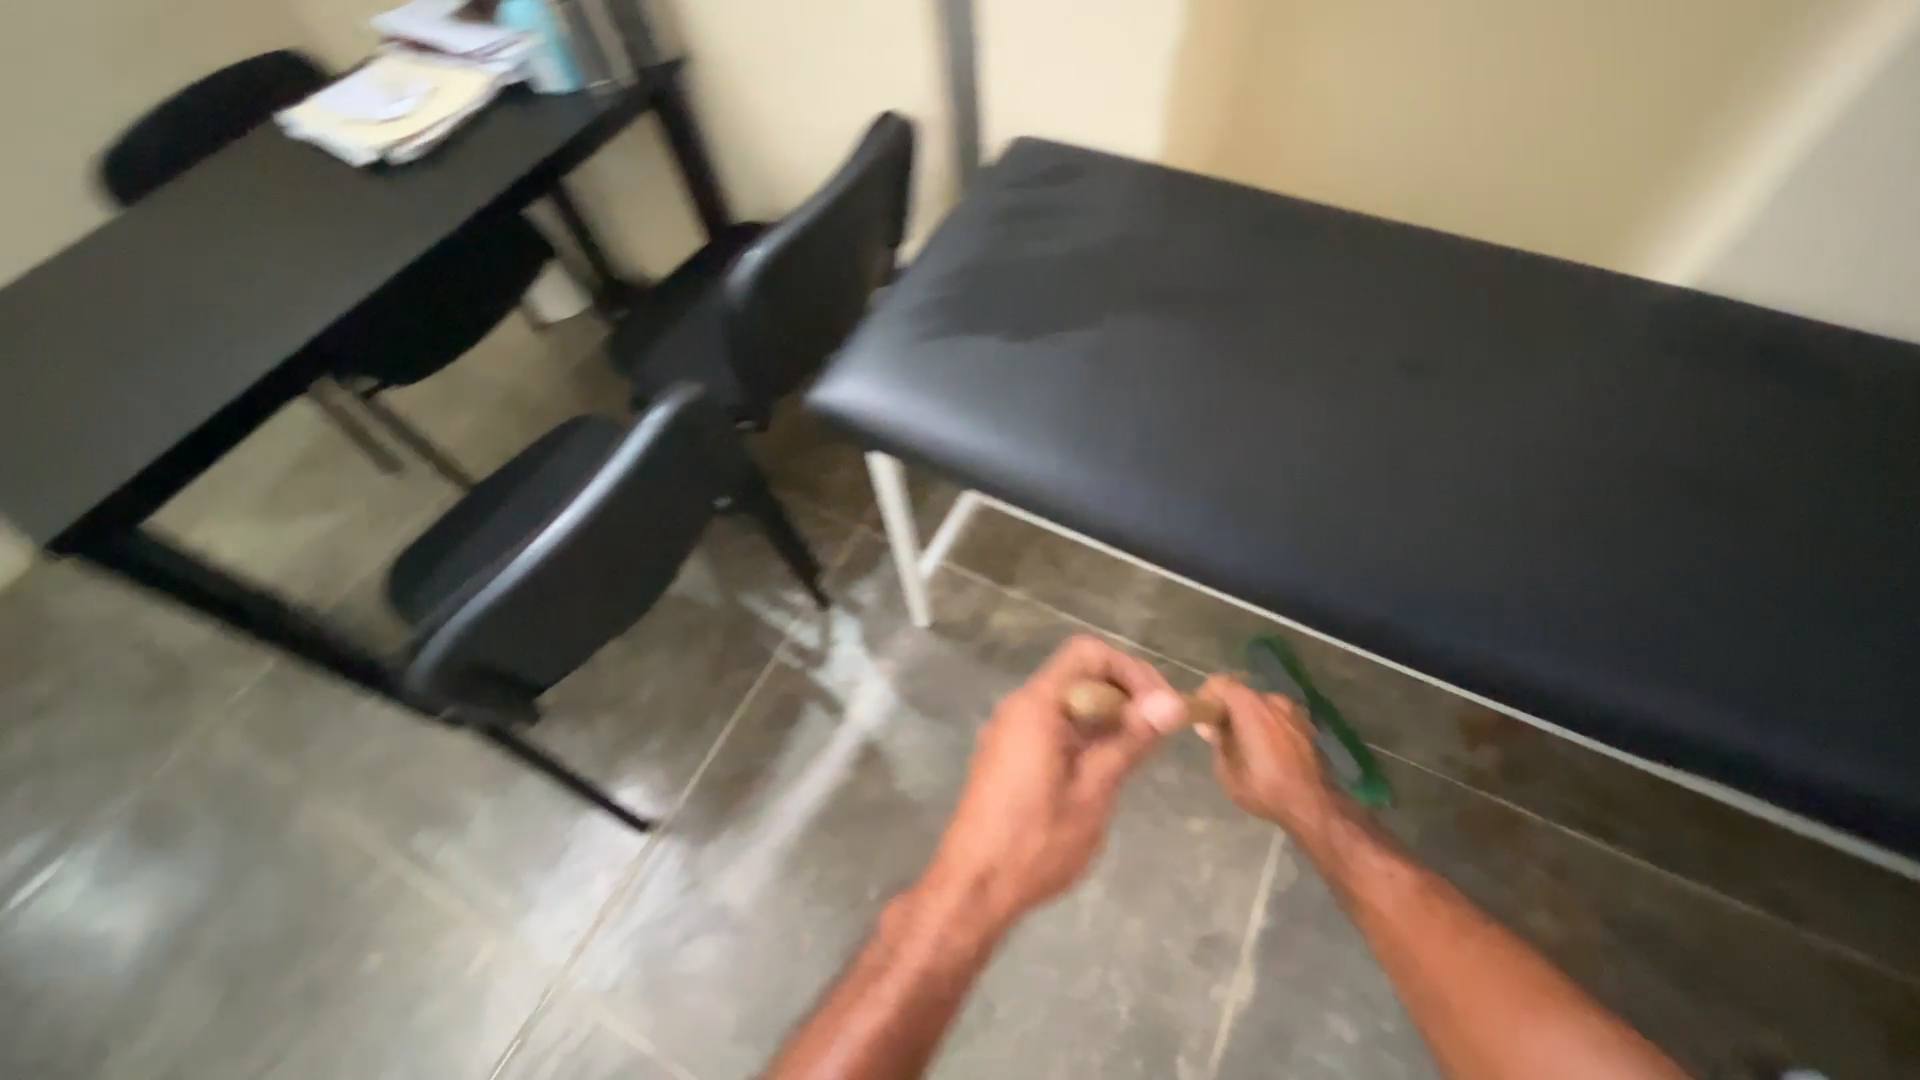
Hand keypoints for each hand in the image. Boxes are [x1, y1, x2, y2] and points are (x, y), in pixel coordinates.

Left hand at [921, 636, 1187, 930]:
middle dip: (1125, 693)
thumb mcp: (1093, 791)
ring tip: (1143, 753)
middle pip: (1079, 674)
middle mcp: (1019, 707)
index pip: (1089, 654)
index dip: (1132, 671)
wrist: (973, 888)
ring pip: (1068, 702)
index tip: (1161, 708)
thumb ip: (1129, 741)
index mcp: (1036, 705)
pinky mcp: (1009, 755)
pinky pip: (1054, 726)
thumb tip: (1171, 703)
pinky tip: (1109, 768)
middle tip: (1161, 732)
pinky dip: (1086, 735)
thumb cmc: (1035, 842)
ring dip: (1108, 717)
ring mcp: (1011, 731)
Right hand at [1197, 675, 1340, 841]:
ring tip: (1246, 744)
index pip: (1219, 683)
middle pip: (1242, 694)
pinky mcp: (1308, 725)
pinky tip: (1269, 750)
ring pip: (1262, 705)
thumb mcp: (1227, 770)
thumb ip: (1217, 740)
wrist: (1313, 806)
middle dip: (1228, 710)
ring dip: (1250, 718)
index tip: (1201, 717)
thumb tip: (1210, 725)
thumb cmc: (1264, 787)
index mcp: (1250, 706)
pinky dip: (1269, 726)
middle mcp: (1273, 700)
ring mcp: (1294, 711)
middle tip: (1220, 734)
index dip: (1206, 696)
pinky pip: (1279, 717)